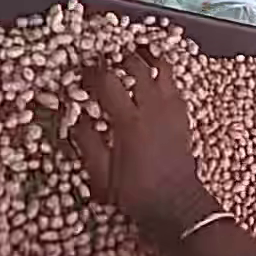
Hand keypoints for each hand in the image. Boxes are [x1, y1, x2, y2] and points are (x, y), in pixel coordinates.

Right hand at [71, 51, 218, 241]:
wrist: (177, 203)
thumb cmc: (136, 192)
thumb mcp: (102, 175)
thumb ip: (87, 142)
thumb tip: (73, 116)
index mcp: (129, 121)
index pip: (108, 82)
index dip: (92, 72)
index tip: (82, 69)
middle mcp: (153, 108)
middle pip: (137, 67)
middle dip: (120, 58)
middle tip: (107, 57)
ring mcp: (172, 109)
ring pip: (162, 69)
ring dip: (147, 58)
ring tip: (135, 52)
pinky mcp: (183, 114)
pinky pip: (173, 83)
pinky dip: (163, 73)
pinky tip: (154, 76)